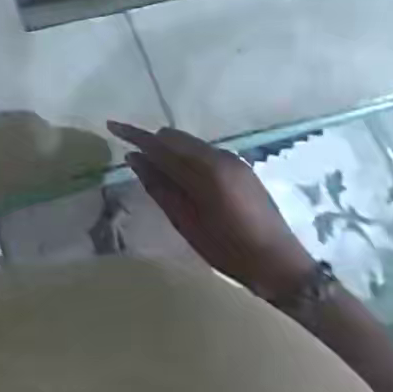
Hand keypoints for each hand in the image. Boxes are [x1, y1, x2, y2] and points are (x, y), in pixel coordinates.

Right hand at [107, 121, 315, 299]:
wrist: (281, 265)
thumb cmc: (229, 251)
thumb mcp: (186, 223)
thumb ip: (159, 187)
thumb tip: (134, 159)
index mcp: (203, 173)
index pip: (159, 145)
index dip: (133, 135)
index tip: (111, 126)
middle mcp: (218, 157)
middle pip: (173, 137)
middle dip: (153, 144)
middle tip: (140, 166)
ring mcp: (232, 159)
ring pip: (189, 142)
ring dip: (171, 151)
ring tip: (163, 176)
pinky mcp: (241, 165)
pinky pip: (204, 151)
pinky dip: (188, 157)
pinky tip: (187, 181)